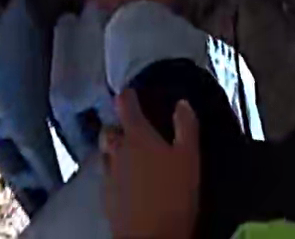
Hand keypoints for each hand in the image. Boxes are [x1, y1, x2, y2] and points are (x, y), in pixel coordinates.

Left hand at [102, 90, 199, 238]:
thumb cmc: (172, 196)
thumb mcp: (189, 158)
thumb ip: (186, 127)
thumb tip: (182, 103)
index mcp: (135, 135)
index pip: (124, 103)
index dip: (128, 95)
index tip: (133, 93)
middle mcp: (117, 150)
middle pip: (109, 129)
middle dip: (117, 125)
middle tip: (131, 129)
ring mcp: (108, 176)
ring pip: (105, 154)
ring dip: (113, 150)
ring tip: (128, 156)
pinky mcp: (106, 200)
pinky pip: (106, 177)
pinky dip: (114, 174)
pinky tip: (126, 182)